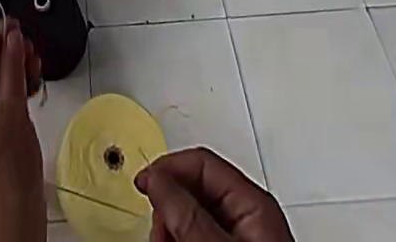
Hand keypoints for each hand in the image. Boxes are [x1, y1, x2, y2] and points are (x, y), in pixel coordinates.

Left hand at [0, 24, 45, 241]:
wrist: (11, 219)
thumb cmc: (7, 175)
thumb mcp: (14, 109)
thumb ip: (13, 69)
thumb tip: (12, 41)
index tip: (16, 26)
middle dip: (8, 58)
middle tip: (30, 50)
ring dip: (12, 75)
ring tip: (33, 71)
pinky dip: (11, 95)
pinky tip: (28, 92)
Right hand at [134, 148, 293, 241]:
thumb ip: (189, 211)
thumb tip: (158, 176)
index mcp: (253, 203)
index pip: (202, 161)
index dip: (168, 165)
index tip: (142, 180)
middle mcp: (246, 217)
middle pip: (192, 190)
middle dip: (167, 206)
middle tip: (160, 230)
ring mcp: (236, 239)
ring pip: (187, 217)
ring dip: (168, 228)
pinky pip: (191, 236)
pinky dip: (175, 240)